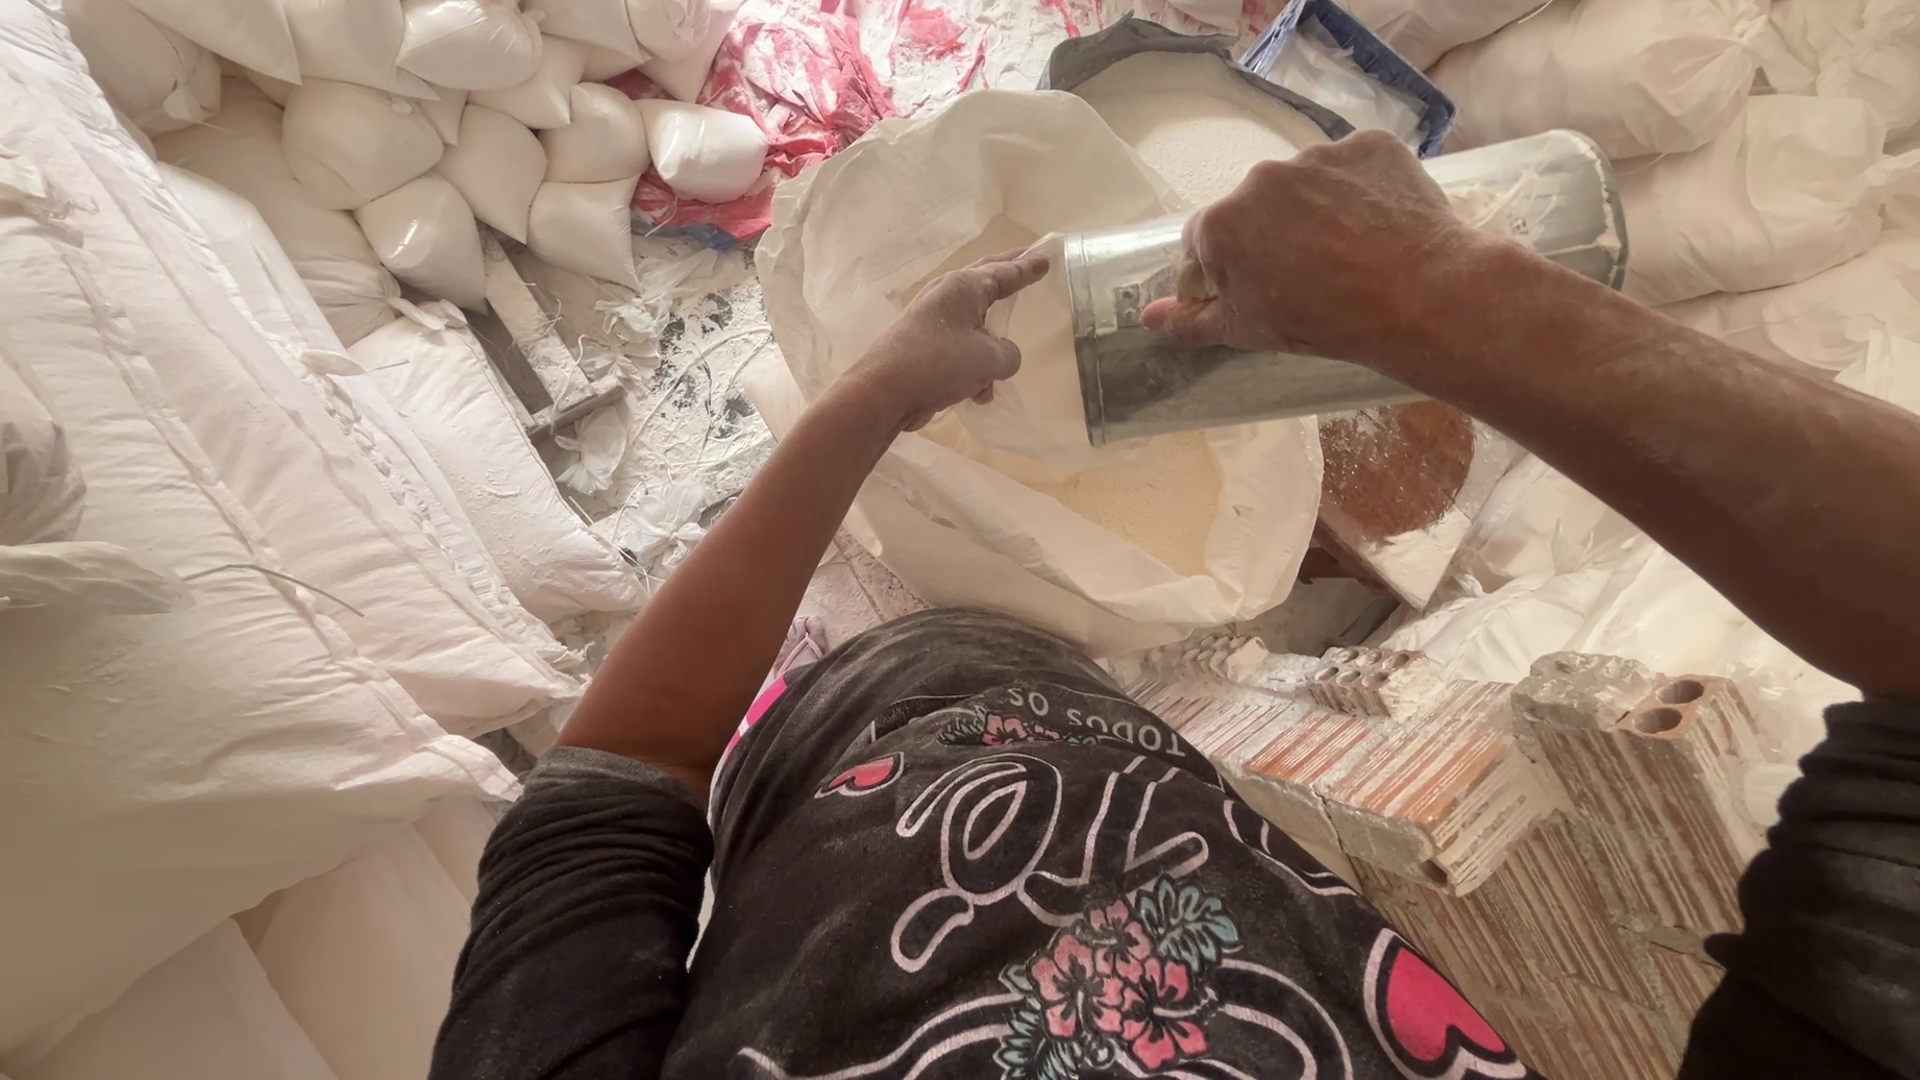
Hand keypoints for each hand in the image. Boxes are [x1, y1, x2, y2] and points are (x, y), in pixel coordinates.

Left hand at [841, 248, 1050, 431]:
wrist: (885, 393)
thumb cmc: (940, 364)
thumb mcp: (990, 359)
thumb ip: (1009, 355)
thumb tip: (1002, 357)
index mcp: (963, 288)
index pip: (1005, 272)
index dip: (1028, 267)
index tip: (1046, 256)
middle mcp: (946, 298)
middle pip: (986, 284)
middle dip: (1009, 278)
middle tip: (1030, 263)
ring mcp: (932, 324)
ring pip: (974, 330)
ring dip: (989, 352)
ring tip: (1001, 368)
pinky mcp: (924, 350)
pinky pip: (960, 356)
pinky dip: (972, 372)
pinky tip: (979, 396)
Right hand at [1141, 130, 1478, 374]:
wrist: (1414, 294)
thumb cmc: (1316, 320)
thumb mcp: (1242, 330)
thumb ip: (1189, 320)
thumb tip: (1148, 316)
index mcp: (1220, 224)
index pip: (1201, 239)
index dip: (1220, 266)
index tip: (1249, 287)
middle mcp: (1259, 178)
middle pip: (1249, 207)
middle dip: (1263, 234)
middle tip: (1298, 273)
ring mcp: (1316, 156)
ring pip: (1298, 185)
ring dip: (1307, 210)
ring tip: (1341, 249)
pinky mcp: (1367, 144)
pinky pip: (1347, 167)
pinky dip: (1352, 190)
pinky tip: (1370, 224)